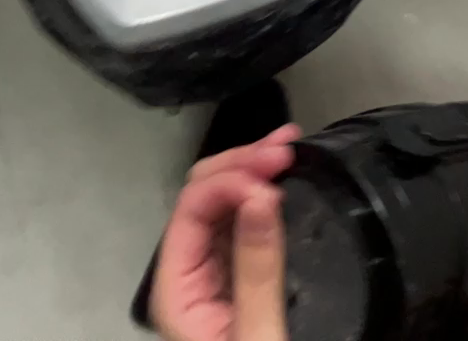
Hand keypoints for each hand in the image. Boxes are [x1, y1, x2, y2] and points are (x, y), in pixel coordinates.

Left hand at [150, 125, 299, 340]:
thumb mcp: (258, 337)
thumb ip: (256, 270)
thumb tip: (259, 196)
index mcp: (178, 290)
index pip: (192, 209)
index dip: (230, 178)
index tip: (275, 170)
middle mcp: (188, 275)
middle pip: (203, 196)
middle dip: (242, 162)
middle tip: (287, 147)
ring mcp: (212, 275)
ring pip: (222, 202)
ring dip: (253, 167)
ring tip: (288, 145)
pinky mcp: (235, 280)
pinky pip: (241, 222)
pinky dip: (261, 191)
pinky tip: (281, 176)